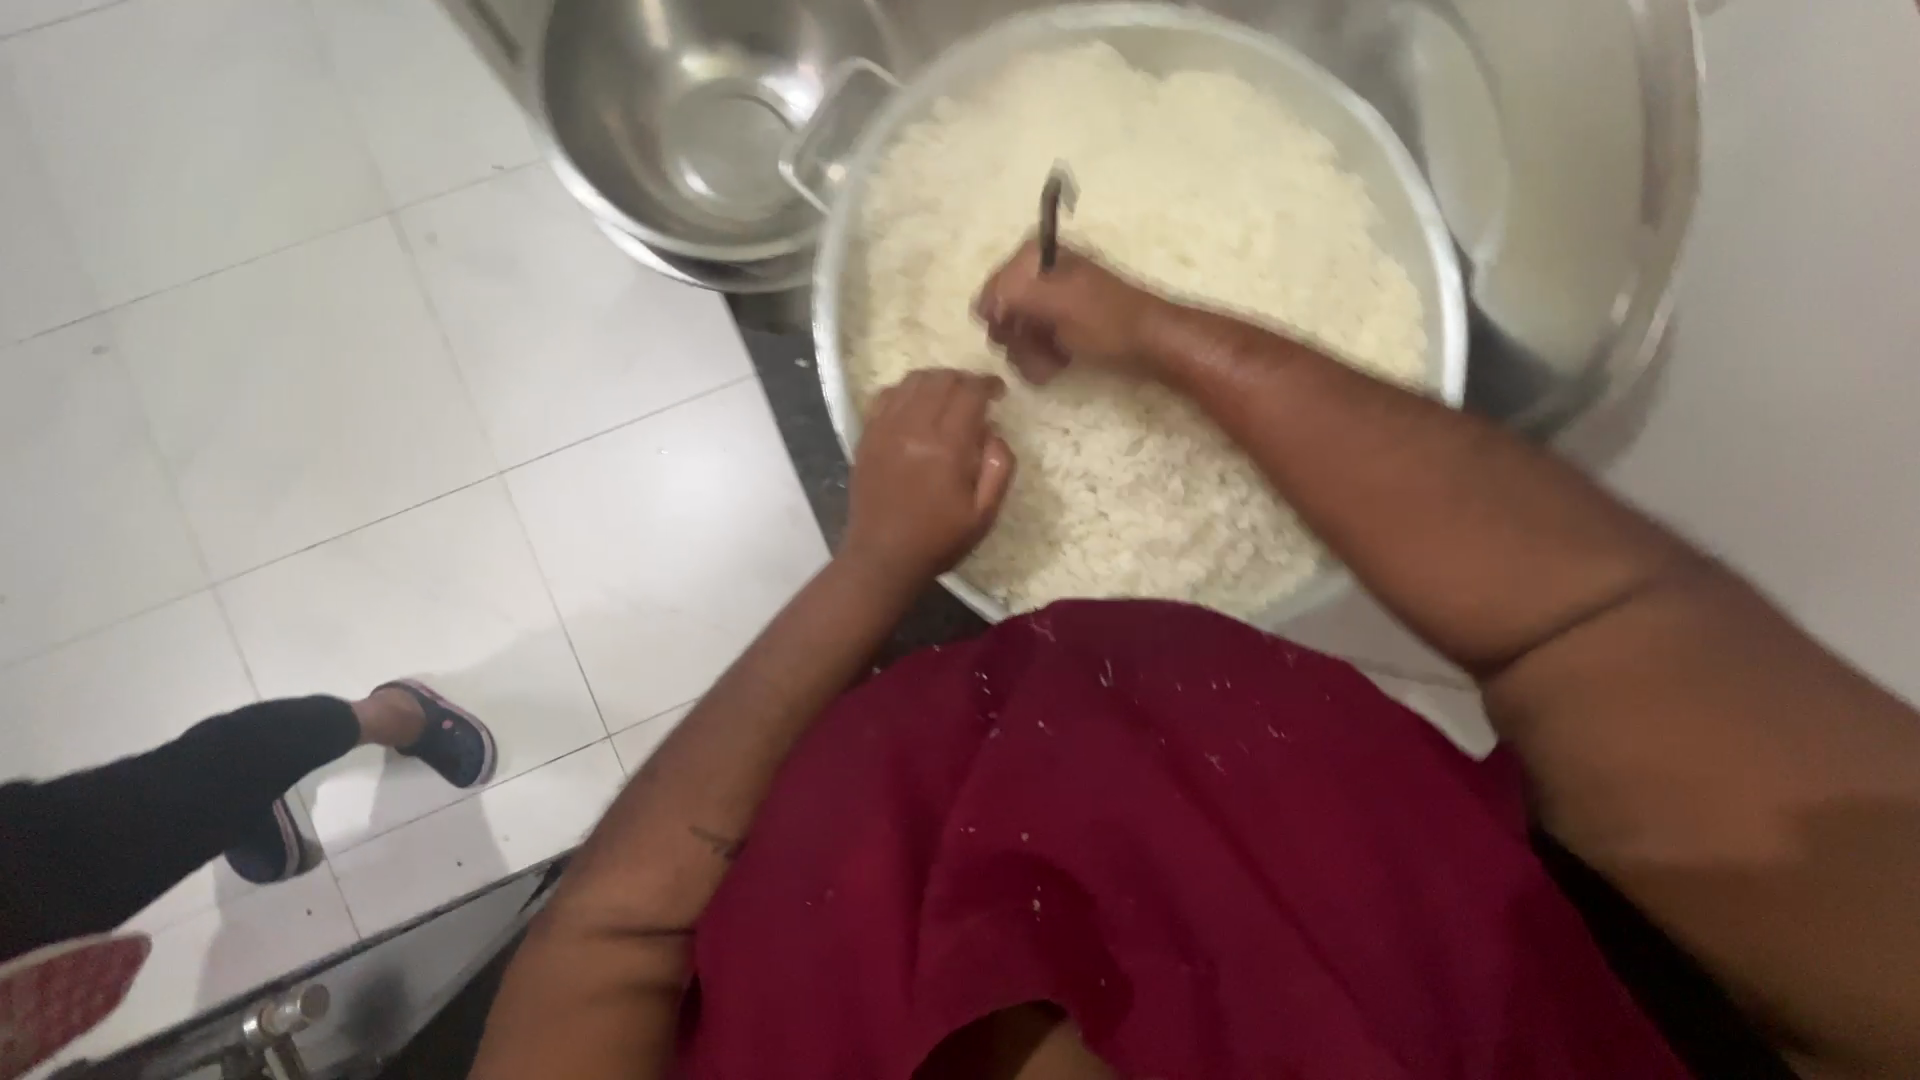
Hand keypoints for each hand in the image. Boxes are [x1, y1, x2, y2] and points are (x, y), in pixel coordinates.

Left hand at [842, 370, 1016, 585]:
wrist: (882, 557)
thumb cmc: (938, 539)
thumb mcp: (984, 513)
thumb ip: (999, 467)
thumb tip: (995, 432)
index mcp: (948, 446)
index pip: (970, 392)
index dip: (988, 384)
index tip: (999, 391)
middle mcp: (914, 427)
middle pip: (941, 379)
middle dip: (964, 380)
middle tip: (976, 394)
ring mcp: (885, 428)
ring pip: (913, 381)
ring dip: (936, 380)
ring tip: (948, 395)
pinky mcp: (867, 436)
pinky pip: (886, 395)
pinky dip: (906, 391)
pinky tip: (915, 404)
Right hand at [974, 238, 1169, 384]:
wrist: (1150, 344)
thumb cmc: (1107, 321)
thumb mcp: (1058, 302)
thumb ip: (1013, 295)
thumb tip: (983, 303)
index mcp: (1038, 257)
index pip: (991, 288)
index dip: (999, 316)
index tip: (1014, 331)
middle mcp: (1039, 276)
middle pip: (1000, 315)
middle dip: (1016, 339)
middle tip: (1039, 348)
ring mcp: (1049, 305)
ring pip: (1015, 336)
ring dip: (1029, 354)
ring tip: (1053, 362)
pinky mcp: (1058, 329)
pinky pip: (1032, 347)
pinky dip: (1041, 360)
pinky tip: (1058, 366)